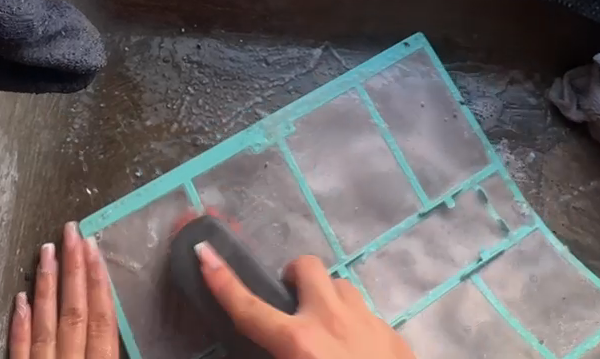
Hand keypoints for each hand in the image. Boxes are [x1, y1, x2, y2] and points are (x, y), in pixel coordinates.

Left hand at [10, 221, 118, 358]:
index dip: (98, 280)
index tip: (92, 246)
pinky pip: (20, 352)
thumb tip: (113, 313)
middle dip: (73, 269)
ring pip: (46, 325)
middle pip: (74, 312)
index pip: (102, 319)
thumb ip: (111, 350)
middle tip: (70, 233)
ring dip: (47, 286)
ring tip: (46, 251)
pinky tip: (20, 300)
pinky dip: (21, 326)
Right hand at [197, 245, 415, 358]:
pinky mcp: (395, 334)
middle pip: (306, 268)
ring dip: (328, 300)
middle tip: (292, 304)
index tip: (203, 251)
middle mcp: (331, 321)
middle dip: (295, 278)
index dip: (222, 281)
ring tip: (328, 330)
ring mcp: (367, 322)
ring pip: (340, 286)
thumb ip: (277, 351)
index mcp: (300, 344)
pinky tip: (360, 354)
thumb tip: (270, 341)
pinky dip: (357, 326)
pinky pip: (368, 315)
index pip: (250, 308)